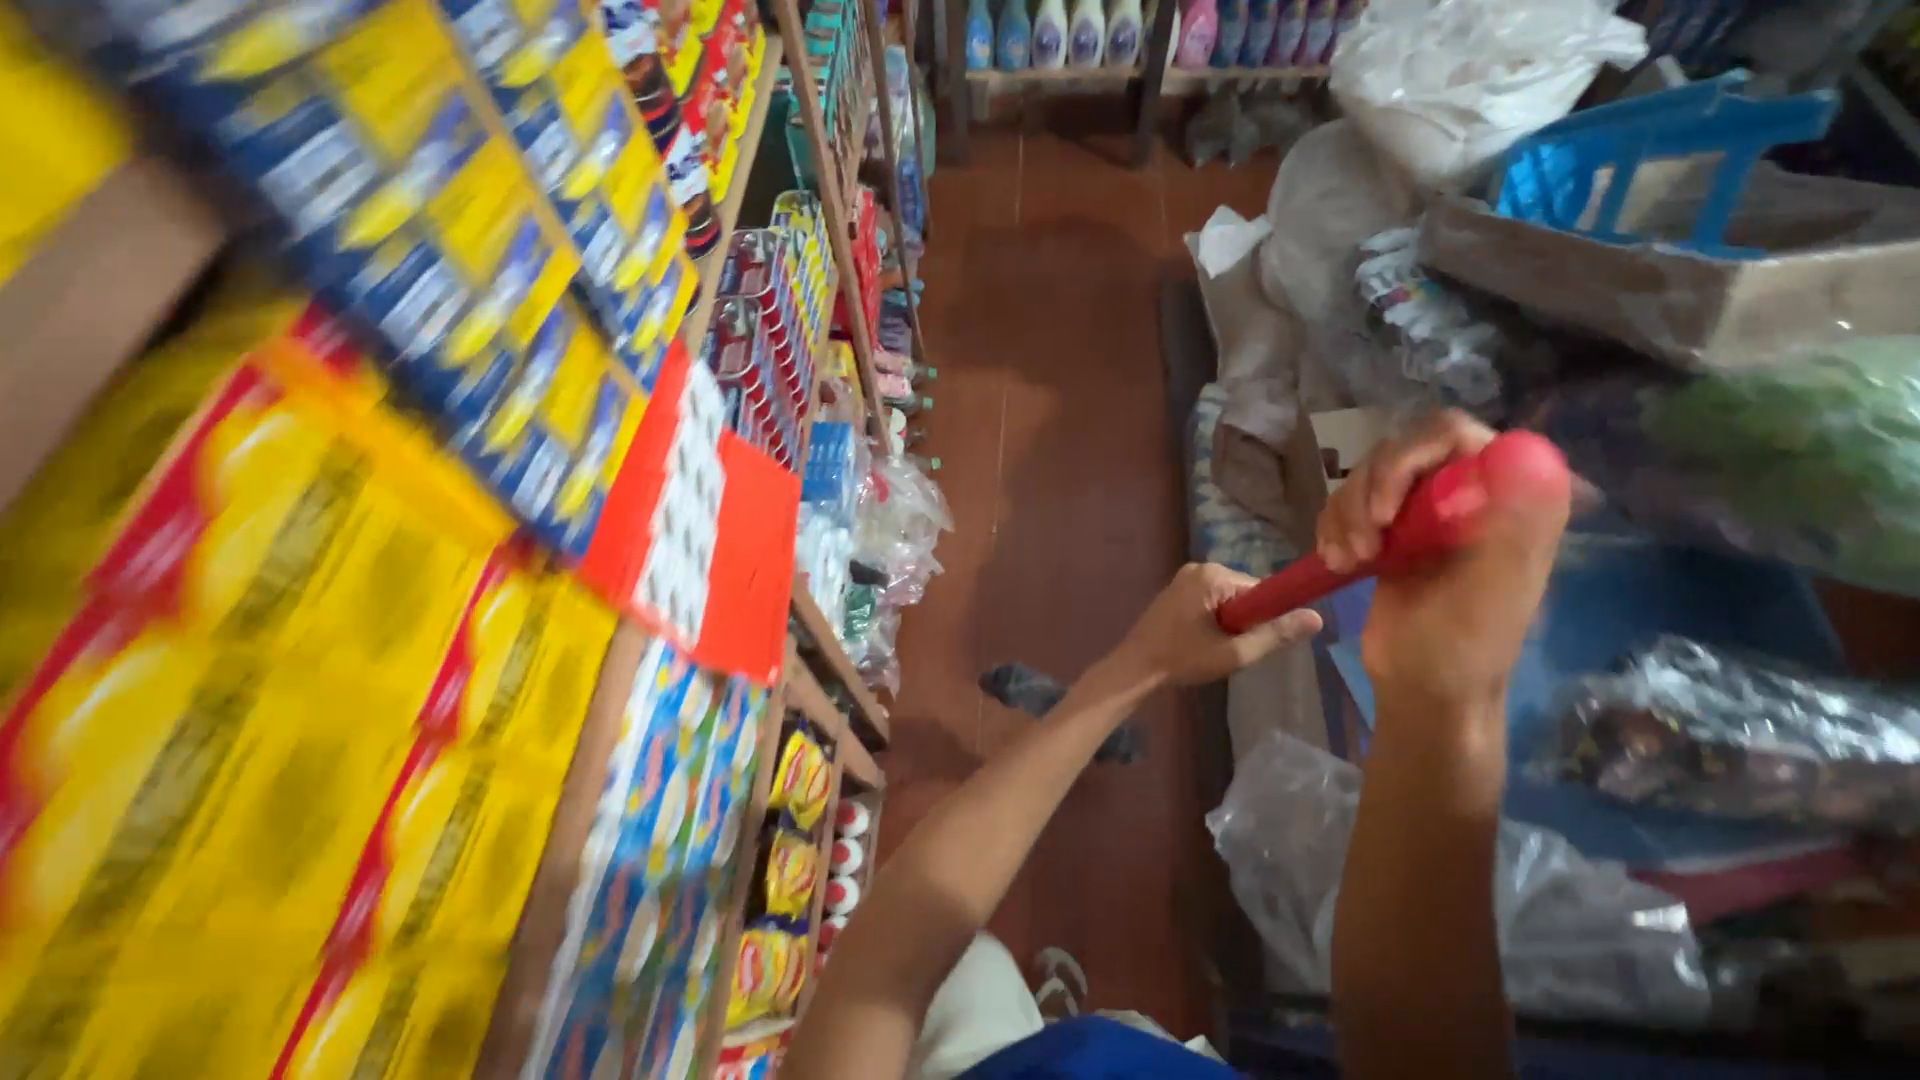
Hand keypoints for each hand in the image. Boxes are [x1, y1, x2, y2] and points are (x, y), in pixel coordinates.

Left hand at [1108, 563, 1321, 687]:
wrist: (1136, 668)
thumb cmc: (1183, 660)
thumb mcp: (1235, 652)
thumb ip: (1275, 634)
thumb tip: (1317, 618)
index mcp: (1213, 575)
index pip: (1261, 589)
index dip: (1267, 616)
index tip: (1257, 640)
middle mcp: (1199, 567)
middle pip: (1245, 592)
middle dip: (1246, 620)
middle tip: (1232, 648)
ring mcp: (1185, 577)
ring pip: (1229, 598)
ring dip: (1230, 622)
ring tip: (1215, 647)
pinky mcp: (1177, 590)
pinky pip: (1211, 600)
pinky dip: (1215, 619)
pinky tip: (1202, 641)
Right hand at [1317, 410, 1569, 712]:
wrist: (1422, 689)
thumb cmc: (1461, 650)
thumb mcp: (1488, 590)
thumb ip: (1509, 522)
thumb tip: (1522, 451)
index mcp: (1509, 498)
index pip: (1453, 436)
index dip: (1408, 459)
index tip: (1385, 512)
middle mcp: (1470, 493)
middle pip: (1402, 449)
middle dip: (1368, 493)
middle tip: (1362, 546)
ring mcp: (1427, 512)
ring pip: (1369, 475)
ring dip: (1347, 514)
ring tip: (1350, 561)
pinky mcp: (1393, 532)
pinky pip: (1350, 503)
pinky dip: (1334, 527)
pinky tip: (1339, 562)